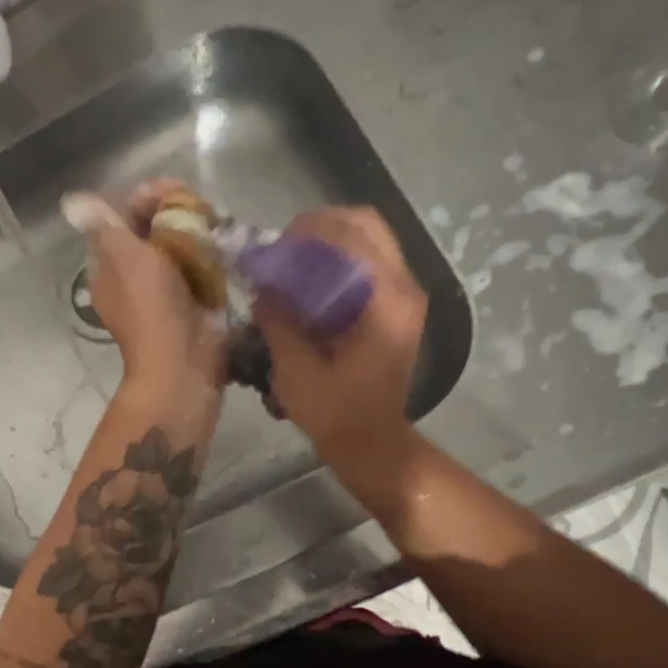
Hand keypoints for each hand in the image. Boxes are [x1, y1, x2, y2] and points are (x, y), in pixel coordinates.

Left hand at [70, 188, 228, 393]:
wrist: (181, 364)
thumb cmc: (149, 306)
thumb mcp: (122, 256)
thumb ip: (103, 225)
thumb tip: (71, 202)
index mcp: (109, 268)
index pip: (121, 220)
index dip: (143, 198)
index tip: (169, 189)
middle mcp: (133, 279)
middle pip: (151, 232)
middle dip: (173, 211)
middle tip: (197, 204)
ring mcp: (164, 292)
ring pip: (178, 248)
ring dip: (195, 230)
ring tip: (214, 218)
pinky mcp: (193, 304)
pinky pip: (200, 269)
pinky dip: (210, 254)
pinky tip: (223, 242)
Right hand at [255, 206, 426, 468]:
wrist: (371, 442)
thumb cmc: (334, 411)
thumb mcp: (296, 369)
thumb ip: (279, 320)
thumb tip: (264, 287)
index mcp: (386, 299)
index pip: (352, 234)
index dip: (308, 232)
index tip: (273, 250)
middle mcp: (402, 286)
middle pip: (365, 225)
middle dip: (319, 229)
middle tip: (283, 250)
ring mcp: (403, 294)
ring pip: (367, 240)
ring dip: (327, 244)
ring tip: (290, 265)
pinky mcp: (394, 306)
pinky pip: (365, 263)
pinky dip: (335, 263)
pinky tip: (305, 285)